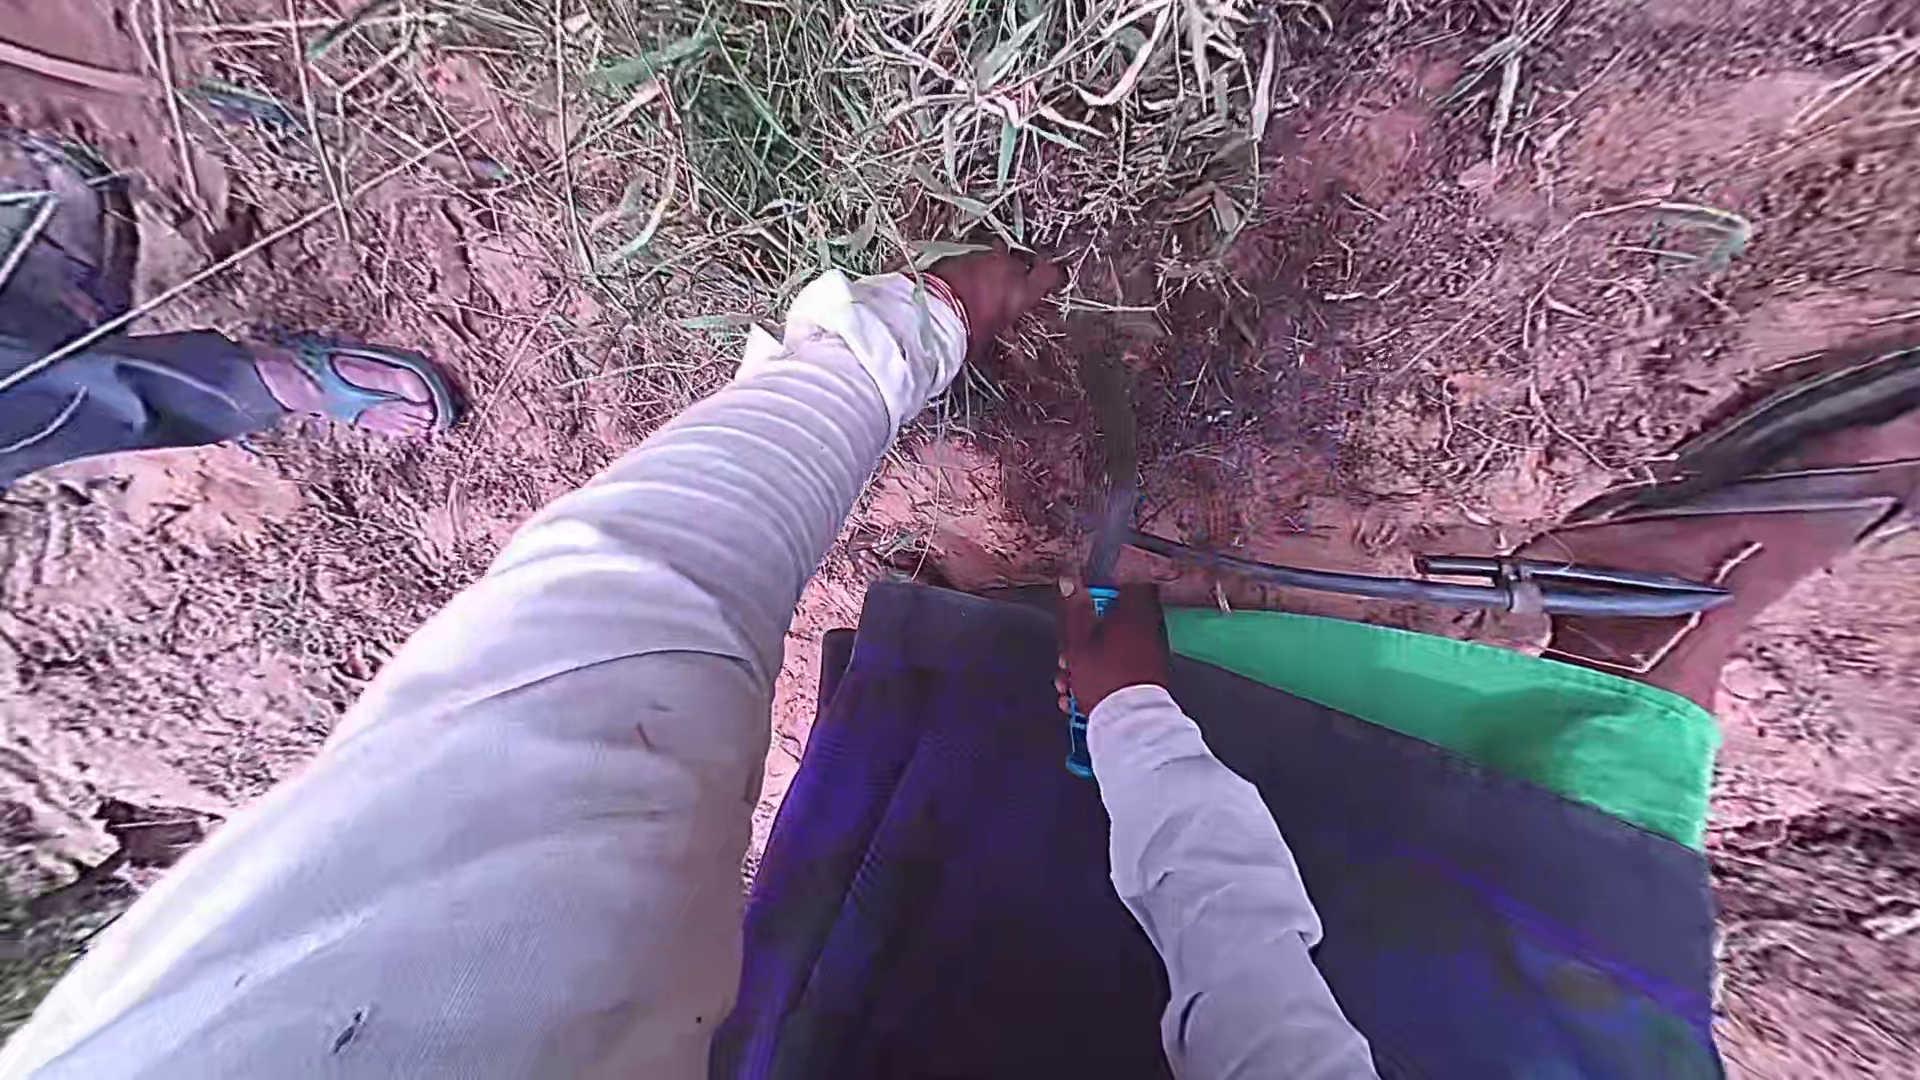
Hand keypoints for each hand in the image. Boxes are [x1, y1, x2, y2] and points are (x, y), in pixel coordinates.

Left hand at [926, 245, 1065, 359]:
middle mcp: (1007, 268)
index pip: (1048, 276)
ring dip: (992, 269)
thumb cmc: (965, 332)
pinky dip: (973, 268)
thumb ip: (1002, 325)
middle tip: (1005, 291)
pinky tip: (964, 283)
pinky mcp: (961, 253)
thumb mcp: (989, 336)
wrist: (932, 313)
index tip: (1051, 279)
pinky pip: (975, 258)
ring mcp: (984, 257)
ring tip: (982, 286)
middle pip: (1019, 264)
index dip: (1050, 277)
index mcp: (1020, 292)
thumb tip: (1006, 331)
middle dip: (1014, 275)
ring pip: (996, 257)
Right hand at [1055, 579, 1170, 715]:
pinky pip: (1117, 671)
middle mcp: (1146, 633)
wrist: (1129, 723)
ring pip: (1111, 650)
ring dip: (1085, 662)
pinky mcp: (1145, 681)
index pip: (1129, 584)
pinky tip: (1078, 694)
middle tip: (1068, 651)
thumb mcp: (1079, 641)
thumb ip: (1074, 609)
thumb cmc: (1105, 680)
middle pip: (1113, 622)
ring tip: (1067, 680)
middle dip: (1084, 637)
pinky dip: (1097, 679)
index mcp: (1133, 616)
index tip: (1090, 596)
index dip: (1107, 587)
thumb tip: (1069, 581)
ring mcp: (1148, 658)